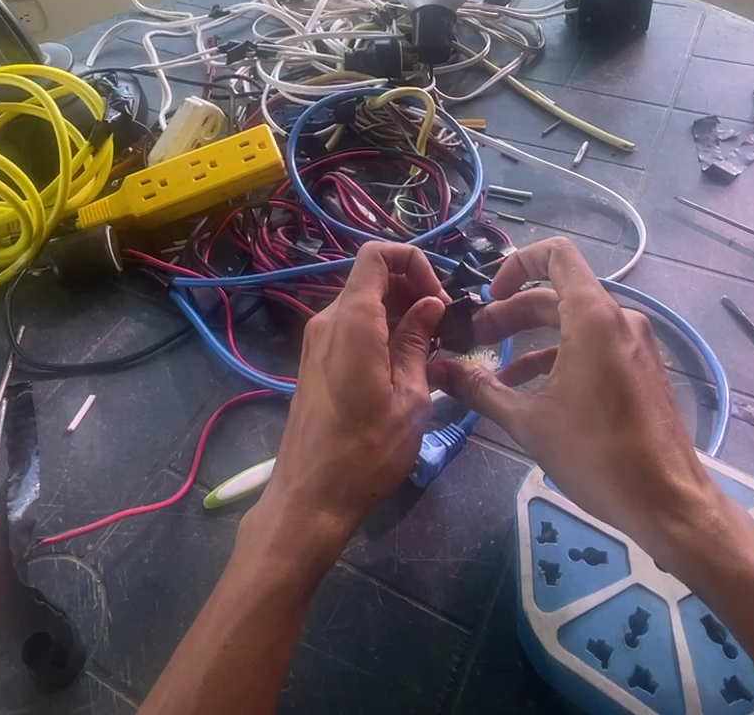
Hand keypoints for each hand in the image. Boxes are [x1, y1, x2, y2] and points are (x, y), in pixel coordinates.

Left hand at [255, 241, 447, 540]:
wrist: (309, 498)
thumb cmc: (366, 453)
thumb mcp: (409, 398)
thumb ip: (417, 343)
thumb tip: (431, 305)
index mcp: (352, 321)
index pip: (376, 255)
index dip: (413, 262)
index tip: (439, 297)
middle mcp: (328, 320)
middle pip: (371, 277)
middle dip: (412, 288)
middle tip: (444, 325)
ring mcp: (317, 340)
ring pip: (363, 301)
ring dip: (399, 310)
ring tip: (431, 345)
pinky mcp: (315, 360)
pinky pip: (352, 325)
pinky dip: (381, 328)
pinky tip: (404, 360)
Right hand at [427, 238, 730, 571]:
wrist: (670, 504)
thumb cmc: (597, 455)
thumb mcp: (528, 421)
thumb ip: (480, 389)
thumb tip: (437, 370)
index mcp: (594, 318)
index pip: (556, 255)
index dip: (517, 264)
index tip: (490, 296)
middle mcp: (618, 320)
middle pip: (556, 295)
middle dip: (512, 314)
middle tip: (476, 341)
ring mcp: (634, 344)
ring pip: (573, 323)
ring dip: (531, 340)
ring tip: (496, 372)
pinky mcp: (640, 369)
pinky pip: (593, 346)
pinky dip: (559, 357)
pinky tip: (531, 392)